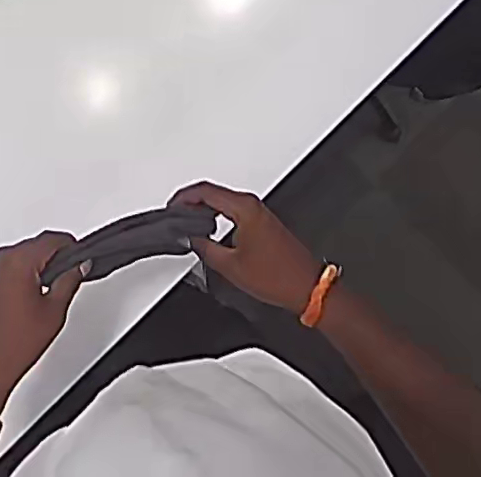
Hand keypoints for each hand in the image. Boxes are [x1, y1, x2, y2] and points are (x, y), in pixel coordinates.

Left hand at [0, 231, 84, 417]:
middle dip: (56, 255)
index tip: (80, 252)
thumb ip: (69, 281)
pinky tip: (36, 291)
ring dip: (40, 263)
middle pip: (36, 244)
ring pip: (24, 253)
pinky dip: (26, 270)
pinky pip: (12, 263)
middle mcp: (3, 258)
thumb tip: (79, 265)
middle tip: (72, 270)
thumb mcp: (54, 311)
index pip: (50, 239)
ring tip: (55, 286)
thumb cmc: (15, 343)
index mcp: (19, 261)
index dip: (70, 244)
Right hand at [170, 182, 321, 312]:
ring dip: (203, 206)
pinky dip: (216, 212)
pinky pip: (232, 207)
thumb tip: (191, 238)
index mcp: (243, 207)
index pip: (204, 191)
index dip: (183, 197)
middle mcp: (252, 204)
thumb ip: (204, 247)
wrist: (310, 289)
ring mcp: (259, 212)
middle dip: (190, 199)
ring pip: (222, 199)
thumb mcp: (231, 265)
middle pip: (212, 191)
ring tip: (188, 219)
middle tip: (175, 211)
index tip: (171, 206)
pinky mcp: (262, 221)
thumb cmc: (280, 277)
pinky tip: (209, 225)